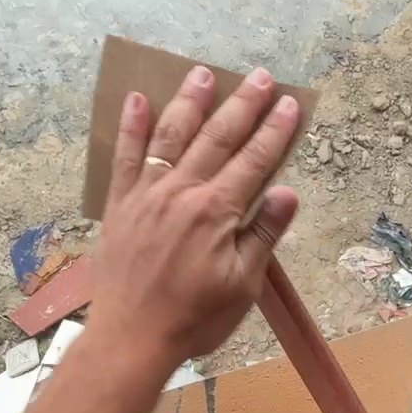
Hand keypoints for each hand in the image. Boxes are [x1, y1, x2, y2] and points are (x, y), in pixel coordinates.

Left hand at [89, 64, 301, 369]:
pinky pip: (125, 157)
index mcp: (217, 213)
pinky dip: (132, 127)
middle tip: (261, 77)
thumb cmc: (195, 320)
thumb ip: (262, 235)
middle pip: (217, 139)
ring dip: (191, 103)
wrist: (132, 338)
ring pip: (172, 137)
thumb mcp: (242, 286)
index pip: (254, 163)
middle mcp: (182, 193)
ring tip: (204, 74)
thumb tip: (288, 193)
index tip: (290, 105)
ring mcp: (148, 196)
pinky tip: (138, 99)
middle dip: (242, 106)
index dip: (275, 133)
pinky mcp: (121, 207)